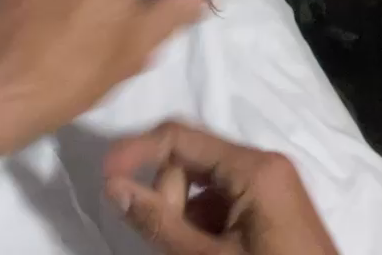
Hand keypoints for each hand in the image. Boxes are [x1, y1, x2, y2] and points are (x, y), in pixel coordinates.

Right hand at [104, 121, 336, 254]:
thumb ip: (158, 222)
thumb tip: (111, 186)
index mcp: (254, 167)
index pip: (178, 137)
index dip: (135, 153)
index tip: (105, 179)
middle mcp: (265, 164)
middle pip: (190, 159)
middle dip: (168, 196)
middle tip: (167, 241)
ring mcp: (274, 187)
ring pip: (204, 183)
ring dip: (184, 214)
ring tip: (187, 251)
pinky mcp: (276, 210)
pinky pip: (224, 201)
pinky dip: (205, 224)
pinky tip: (206, 253)